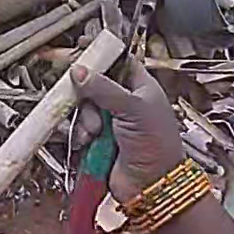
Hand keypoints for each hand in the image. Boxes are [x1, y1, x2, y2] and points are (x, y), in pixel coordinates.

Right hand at [72, 58, 182, 201]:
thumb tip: (78, 70)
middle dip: (87, 95)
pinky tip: (89, 142)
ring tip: (95, 132)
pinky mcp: (99, 140)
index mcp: (140, 86)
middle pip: (94, 83)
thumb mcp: (133, 109)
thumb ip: (104, 88)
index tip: (83, 46)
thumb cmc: (155, 143)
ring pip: (84, 107)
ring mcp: (111, 121)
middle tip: (83, 99)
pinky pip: (80, 128)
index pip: (118, 61)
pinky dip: (81, 134)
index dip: (101, 54)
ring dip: (86, 119)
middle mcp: (124, 101)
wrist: (153, 186)